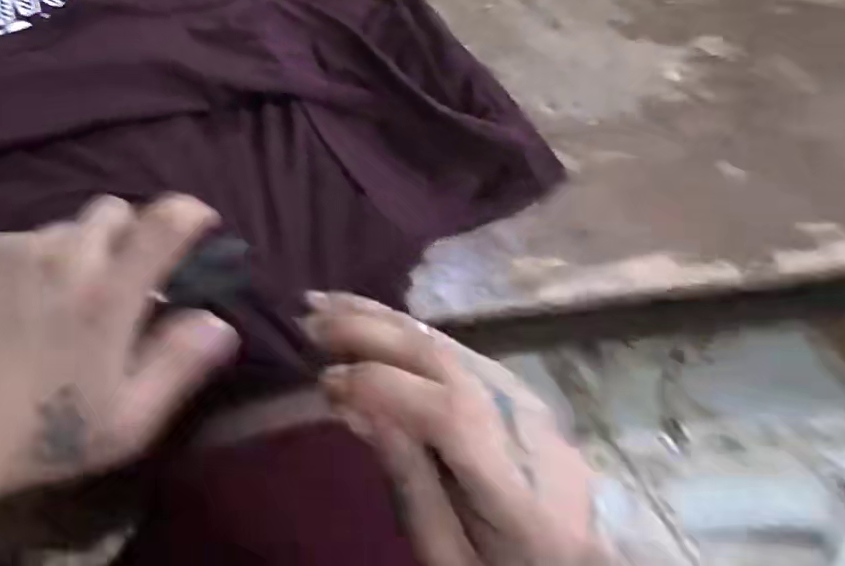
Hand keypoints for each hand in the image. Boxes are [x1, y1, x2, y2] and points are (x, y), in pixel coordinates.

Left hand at [0, 194, 240, 512]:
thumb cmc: (46, 428)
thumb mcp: (129, 416)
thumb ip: (179, 362)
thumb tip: (218, 321)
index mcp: (108, 294)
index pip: (159, 225)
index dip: (187, 211)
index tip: (199, 219)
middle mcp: (67, 254)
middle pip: (113, 210)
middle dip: (131, 233)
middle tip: (126, 280)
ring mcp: (23, 245)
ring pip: (71, 226)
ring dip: (85, 250)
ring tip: (68, 302)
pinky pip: (34, 238)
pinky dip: (46, 258)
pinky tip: (28, 303)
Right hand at [305, 292, 606, 565]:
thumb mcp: (441, 551)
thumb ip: (406, 478)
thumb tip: (355, 404)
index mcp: (522, 497)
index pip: (450, 414)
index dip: (378, 385)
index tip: (323, 383)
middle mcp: (536, 440)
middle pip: (446, 365)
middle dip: (367, 333)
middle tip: (307, 323)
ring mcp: (534, 410)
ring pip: (448, 344)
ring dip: (376, 317)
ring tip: (320, 303)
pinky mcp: (520, 394)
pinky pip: (454, 345)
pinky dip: (400, 324)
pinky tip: (362, 312)